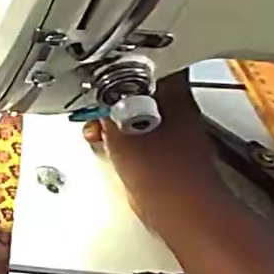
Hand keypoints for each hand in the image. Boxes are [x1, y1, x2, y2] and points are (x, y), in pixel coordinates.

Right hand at [84, 75, 231, 229]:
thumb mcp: (118, 128)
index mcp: (175, 95)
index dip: (121, 65)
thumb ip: (107, 105)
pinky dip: (120, 134)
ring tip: (97, 129)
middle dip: (111, 95)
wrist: (179, 209)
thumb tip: (98, 91)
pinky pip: (138, 131)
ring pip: (137, 110)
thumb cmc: (161, 171)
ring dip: (113, 116)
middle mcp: (179, 110)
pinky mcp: (166, 150)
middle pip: (140, 87)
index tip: (101, 71)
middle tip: (94, 106)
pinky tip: (109, 145)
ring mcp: (174, 130)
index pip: (149, 63)